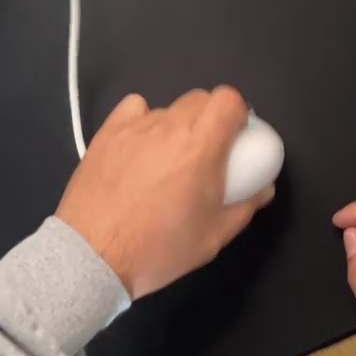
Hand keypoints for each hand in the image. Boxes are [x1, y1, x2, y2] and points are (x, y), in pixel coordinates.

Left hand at [57, 87, 274, 298]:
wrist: (92, 257)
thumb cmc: (158, 249)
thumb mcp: (213, 237)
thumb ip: (244, 206)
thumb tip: (263, 186)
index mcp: (201, 147)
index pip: (228, 99)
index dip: (238, 111)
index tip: (236, 136)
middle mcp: (169, 127)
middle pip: (200, 98)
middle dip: (210, 117)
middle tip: (206, 152)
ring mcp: (135, 126)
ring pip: (168, 108)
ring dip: (177, 125)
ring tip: (167, 159)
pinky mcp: (107, 132)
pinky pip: (134, 109)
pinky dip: (143, 119)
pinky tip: (139, 145)